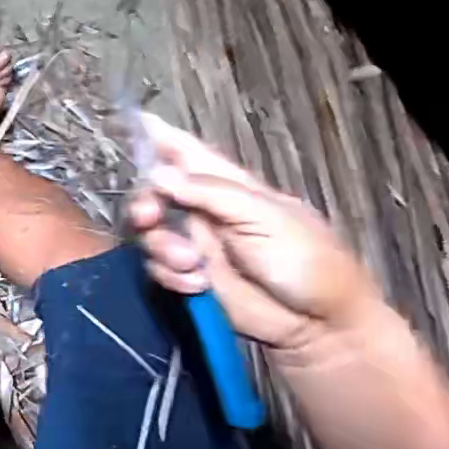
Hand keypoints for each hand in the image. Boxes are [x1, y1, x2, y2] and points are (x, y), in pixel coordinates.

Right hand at [128, 113, 382, 351]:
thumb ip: (211, 193)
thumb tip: (159, 175)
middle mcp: (203, 210)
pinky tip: (197, 285)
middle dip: (144, 203)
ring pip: (149, 233)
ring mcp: (193, 244)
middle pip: (154, 193)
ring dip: (162, 248)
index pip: (187, 152)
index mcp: (228, 186)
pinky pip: (156, 268)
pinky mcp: (186, 277)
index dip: (159, 136)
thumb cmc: (305, 259)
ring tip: (191, 265)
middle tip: (148, 217)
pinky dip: (170, 275)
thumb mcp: (265, 217)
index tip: (132, 124)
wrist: (316, 324)